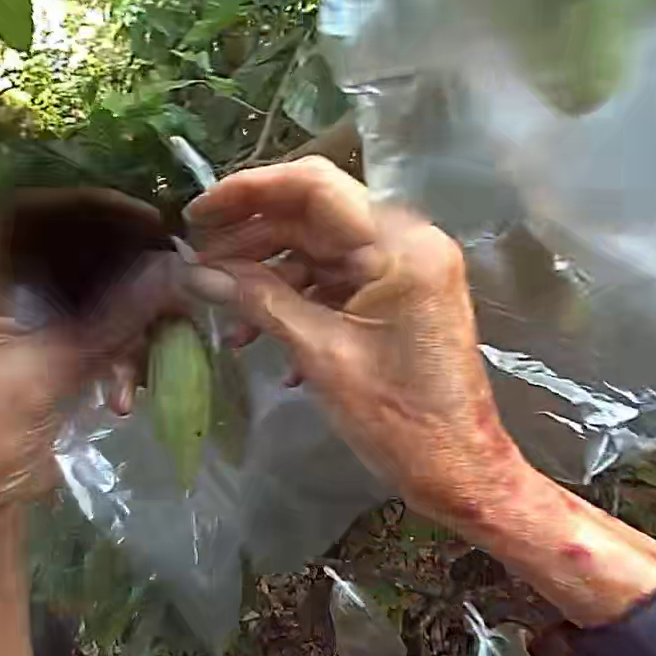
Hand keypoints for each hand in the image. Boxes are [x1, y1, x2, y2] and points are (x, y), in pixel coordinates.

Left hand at [0, 189, 178, 499]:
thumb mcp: (47, 372)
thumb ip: (112, 319)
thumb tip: (172, 270)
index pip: (22, 216)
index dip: (87, 209)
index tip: (145, 220)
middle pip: (60, 253)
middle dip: (119, 268)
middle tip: (169, 272)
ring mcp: (11, 323)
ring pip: (81, 295)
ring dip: (124, 322)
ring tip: (155, 351)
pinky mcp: (36, 352)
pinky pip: (85, 331)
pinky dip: (114, 353)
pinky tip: (129, 391)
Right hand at [186, 159, 655, 624]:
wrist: (459, 469)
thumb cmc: (398, 419)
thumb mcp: (322, 355)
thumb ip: (259, 302)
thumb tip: (196, 274)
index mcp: (398, 245)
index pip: (313, 187)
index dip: (247, 192)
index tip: (197, 216)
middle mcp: (407, 243)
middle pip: (314, 218)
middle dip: (251, 241)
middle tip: (199, 267)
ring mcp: (405, 271)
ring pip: (321, 253)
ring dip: (270, 278)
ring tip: (226, 311)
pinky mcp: (400, 298)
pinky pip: (339, 284)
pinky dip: (300, 302)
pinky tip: (265, 339)